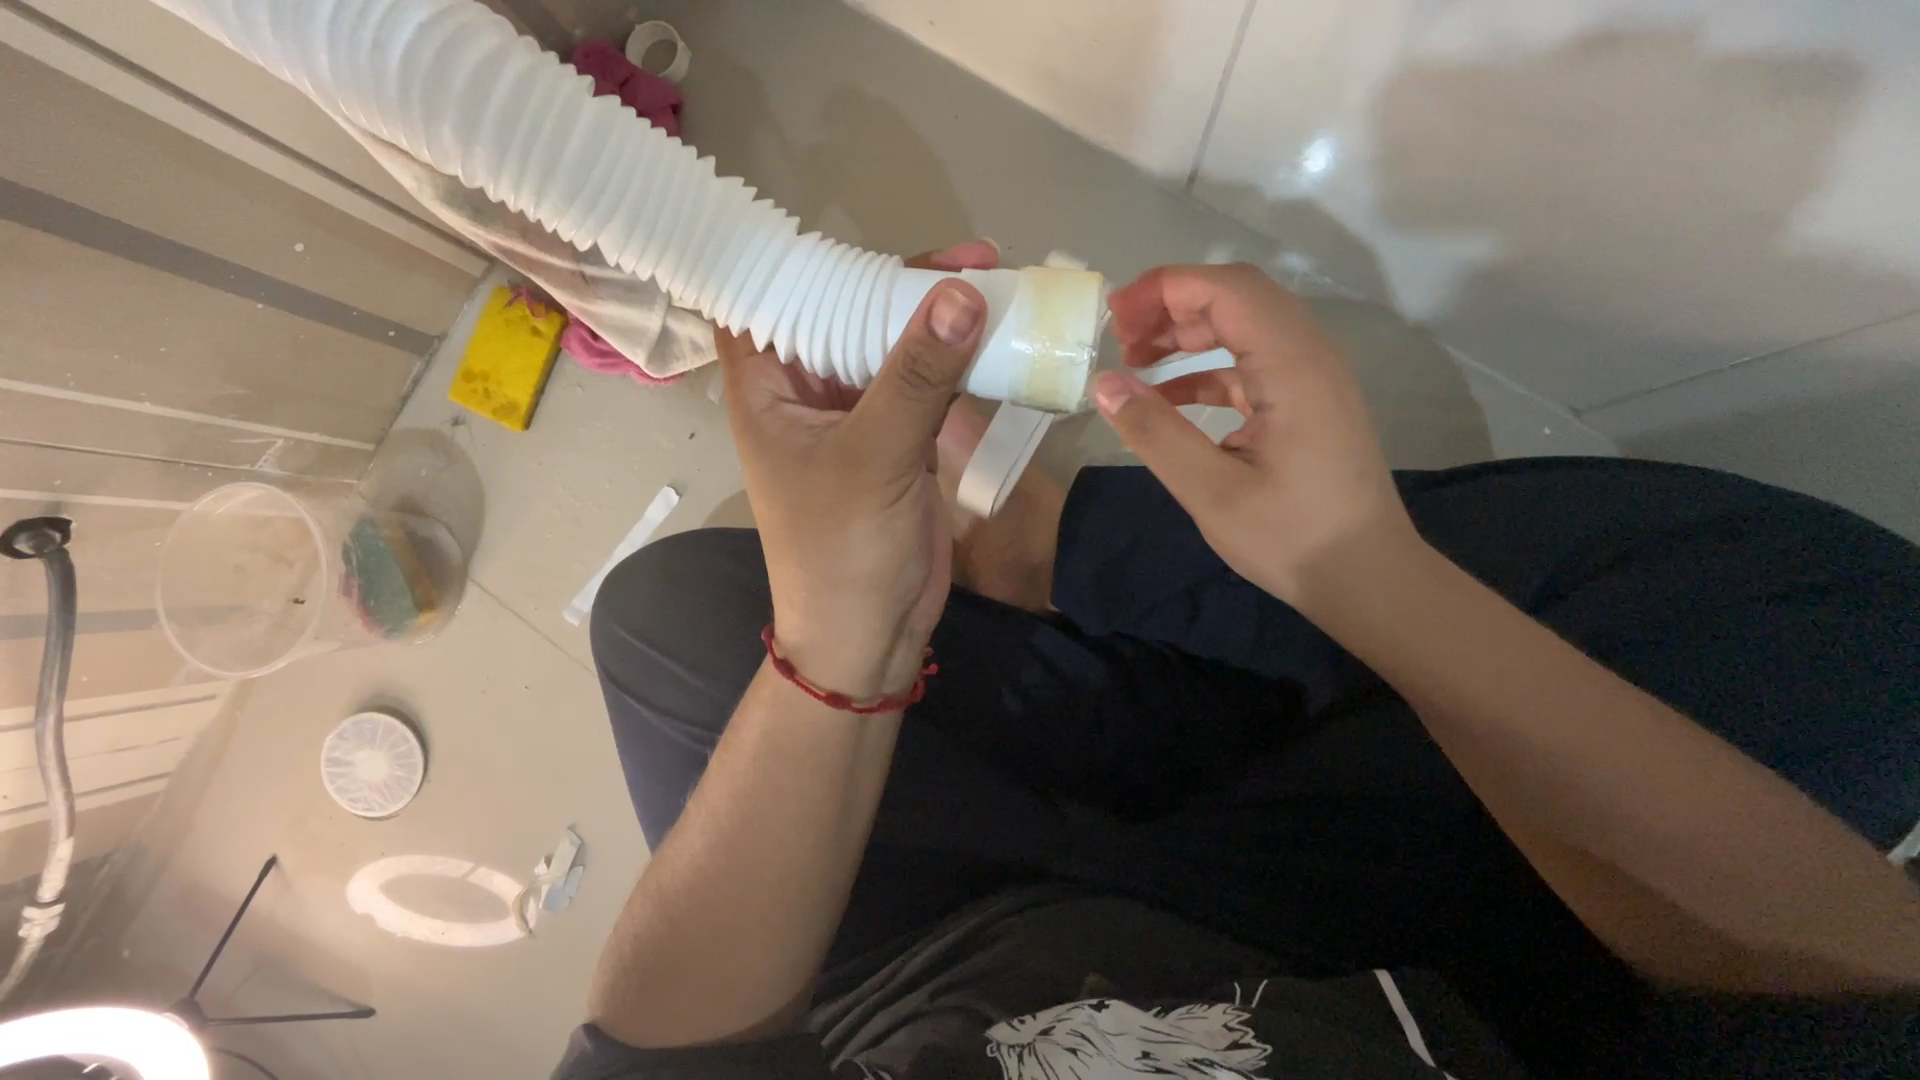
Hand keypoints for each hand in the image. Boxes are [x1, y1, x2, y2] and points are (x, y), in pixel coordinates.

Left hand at [720, 242, 996, 698]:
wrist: (872, 634)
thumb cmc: (845, 551)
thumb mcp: (875, 457)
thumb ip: (916, 376)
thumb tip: (961, 293)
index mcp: (768, 389)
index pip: (766, 300)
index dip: (796, 258)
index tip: (849, 226)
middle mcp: (806, 392)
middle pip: (844, 313)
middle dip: (899, 283)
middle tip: (967, 257)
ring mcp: (856, 416)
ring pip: (891, 346)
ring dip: (935, 319)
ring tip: (994, 280)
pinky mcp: (898, 439)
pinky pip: (923, 383)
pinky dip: (955, 360)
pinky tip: (993, 335)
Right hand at [1092, 263, 1418, 604]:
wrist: (1367, 578)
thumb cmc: (1291, 538)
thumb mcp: (1211, 491)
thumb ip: (1155, 432)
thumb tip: (1103, 383)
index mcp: (1293, 365)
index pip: (1227, 290)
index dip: (1165, 288)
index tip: (1114, 316)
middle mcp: (1310, 355)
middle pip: (1237, 298)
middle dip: (1172, 306)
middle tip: (1118, 338)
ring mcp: (1314, 377)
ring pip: (1245, 327)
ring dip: (1188, 334)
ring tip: (1135, 361)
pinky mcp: (1308, 402)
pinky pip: (1252, 364)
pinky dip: (1207, 369)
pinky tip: (1167, 397)